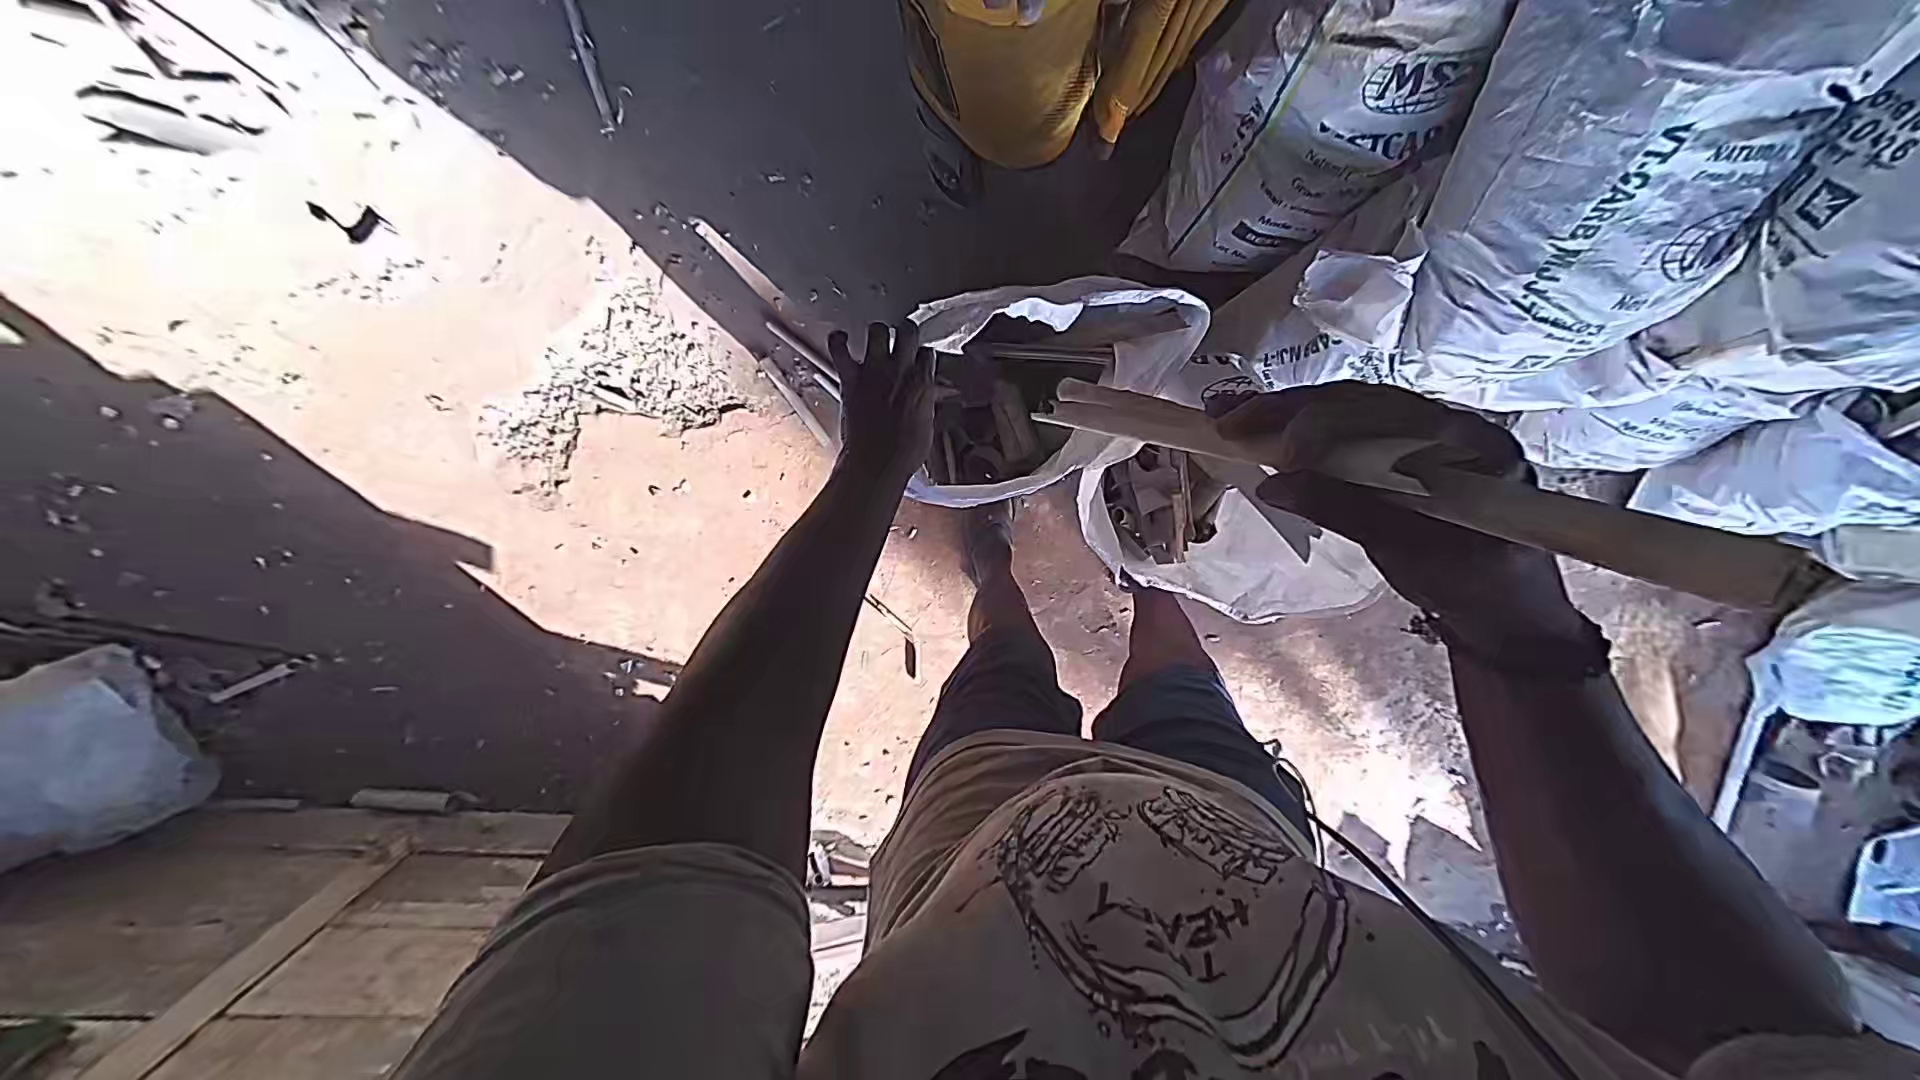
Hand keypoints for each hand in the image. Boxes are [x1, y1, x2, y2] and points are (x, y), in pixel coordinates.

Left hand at [828, 320, 934, 486]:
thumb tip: (931, 394)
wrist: (877, 463)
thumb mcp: (927, 425)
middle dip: (907, 332)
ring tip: (878, 338)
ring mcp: (873, 372)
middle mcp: (899, 370)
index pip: (928, 353)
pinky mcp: (850, 379)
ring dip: (878, 333)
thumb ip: (928, 402)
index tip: (922, 361)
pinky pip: (839, 349)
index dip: (924, 356)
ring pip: (878, 331)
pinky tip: (841, 338)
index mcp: (922, 382)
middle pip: (908, 331)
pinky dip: (838, 340)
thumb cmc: (904, 452)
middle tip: (904, 339)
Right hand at [1217, 383, 1589, 651]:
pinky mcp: (1403, 457)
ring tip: (1234, 416)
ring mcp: (1425, 439)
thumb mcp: (1407, 549)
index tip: (1261, 439)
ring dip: (1288, 413)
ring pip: (1347, 411)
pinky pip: (1350, 432)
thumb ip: (1343, 508)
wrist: (1502, 613)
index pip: (1378, 410)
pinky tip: (1270, 432)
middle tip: (1227, 416)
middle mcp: (1447, 425)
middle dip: (1287, 408)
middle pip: (1356, 401)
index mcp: (1467, 440)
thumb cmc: (1470, 584)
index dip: (1313, 420)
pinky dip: (1305, 431)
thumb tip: (1274, 483)